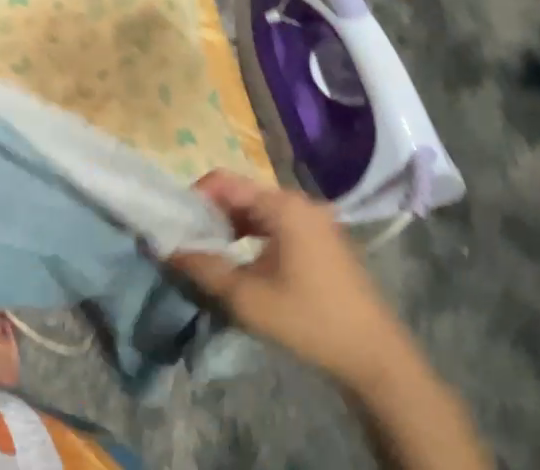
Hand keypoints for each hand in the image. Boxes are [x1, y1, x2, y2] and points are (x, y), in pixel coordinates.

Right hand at [168, 171, 418, 391]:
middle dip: (209, 214)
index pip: (222, 181)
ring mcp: (316, 221)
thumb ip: (200, 266)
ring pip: (257, 209)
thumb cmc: (308, 320)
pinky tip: (243, 262)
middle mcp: (300, 203)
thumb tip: (163, 247)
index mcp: (282, 206)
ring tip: (210, 253)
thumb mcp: (245, 297)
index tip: (175, 224)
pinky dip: (252, 234)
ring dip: (229, 226)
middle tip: (188, 241)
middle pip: (240, 192)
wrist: (376, 358)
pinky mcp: (323, 240)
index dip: (192, 198)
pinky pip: (276, 223)